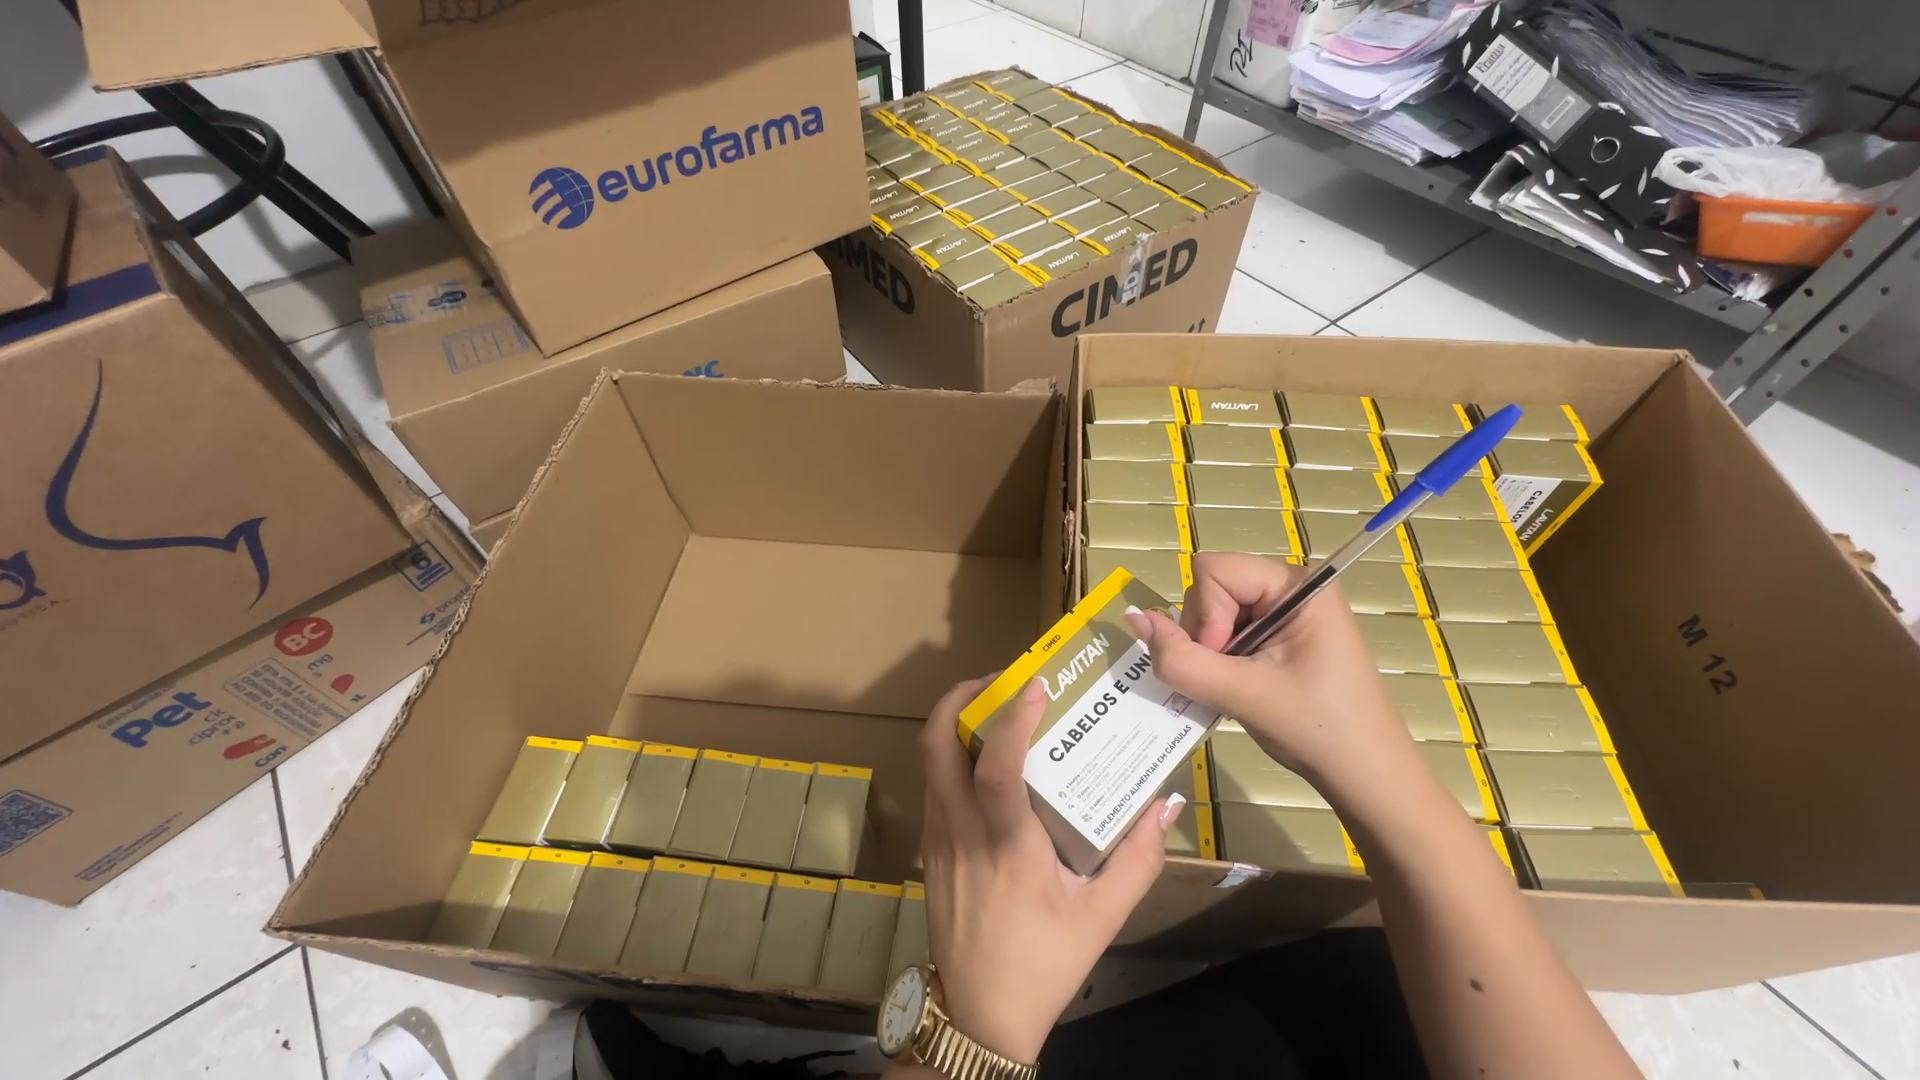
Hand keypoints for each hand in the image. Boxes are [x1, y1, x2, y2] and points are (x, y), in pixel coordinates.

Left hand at [916, 675, 1182, 1063]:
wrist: (980, 1014)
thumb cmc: (1044, 963)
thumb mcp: (1103, 917)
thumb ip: (1139, 859)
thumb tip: (1165, 804)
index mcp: (1005, 845)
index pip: (997, 766)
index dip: (1012, 719)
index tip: (1037, 683)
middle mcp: (960, 830)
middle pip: (936, 745)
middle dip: (960, 698)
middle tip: (1000, 680)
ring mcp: (936, 838)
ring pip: (929, 761)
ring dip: (954, 723)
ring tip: (996, 710)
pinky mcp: (928, 850)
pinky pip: (932, 785)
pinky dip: (951, 756)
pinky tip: (986, 765)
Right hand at [1125, 552, 1418, 804]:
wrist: (1368, 778)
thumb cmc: (1318, 730)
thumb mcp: (1242, 694)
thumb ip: (1182, 659)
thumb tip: (1134, 618)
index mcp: (1296, 584)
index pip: (1214, 571)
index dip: (1204, 616)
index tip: (1225, 662)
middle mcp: (1290, 587)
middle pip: (1210, 587)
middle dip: (1205, 634)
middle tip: (1231, 679)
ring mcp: (1285, 611)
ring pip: (1212, 612)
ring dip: (1210, 651)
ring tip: (1237, 687)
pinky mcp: (1279, 634)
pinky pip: (1227, 629)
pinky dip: (1219, 659)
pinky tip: (1238, 686)